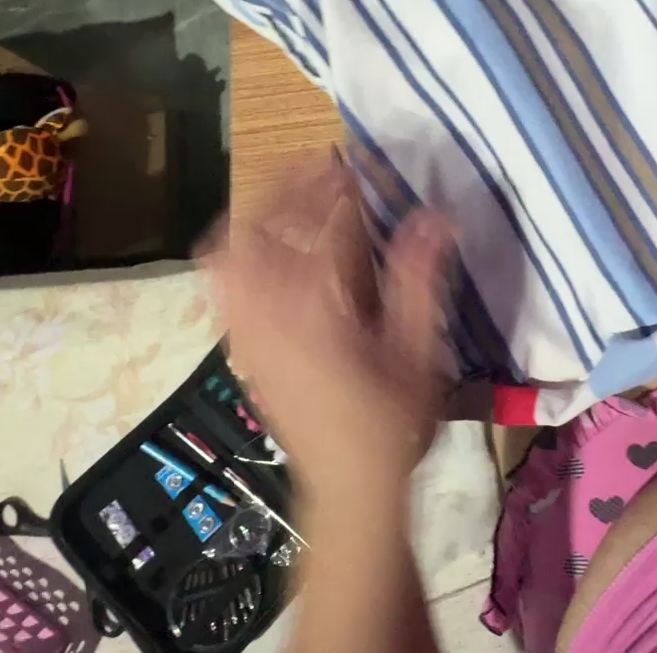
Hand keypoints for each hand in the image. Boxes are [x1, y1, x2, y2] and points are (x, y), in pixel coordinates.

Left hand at [207, 153, 453, 499]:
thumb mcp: (418, 352)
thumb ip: (421, 280)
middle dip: (281, 188)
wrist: (348, 490)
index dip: (321, 187)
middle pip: (251, 231)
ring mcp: (246, 336)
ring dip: (255, 215)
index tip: (346, 165)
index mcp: (313, 313)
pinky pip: (220, 288)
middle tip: (318, 170)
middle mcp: (266, 318)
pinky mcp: (243, 352)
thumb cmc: (392, 423)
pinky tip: (267, 249)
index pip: (305, 229)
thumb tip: (436, 215)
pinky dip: (236, 252)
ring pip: (225, 256)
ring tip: (290, 196)